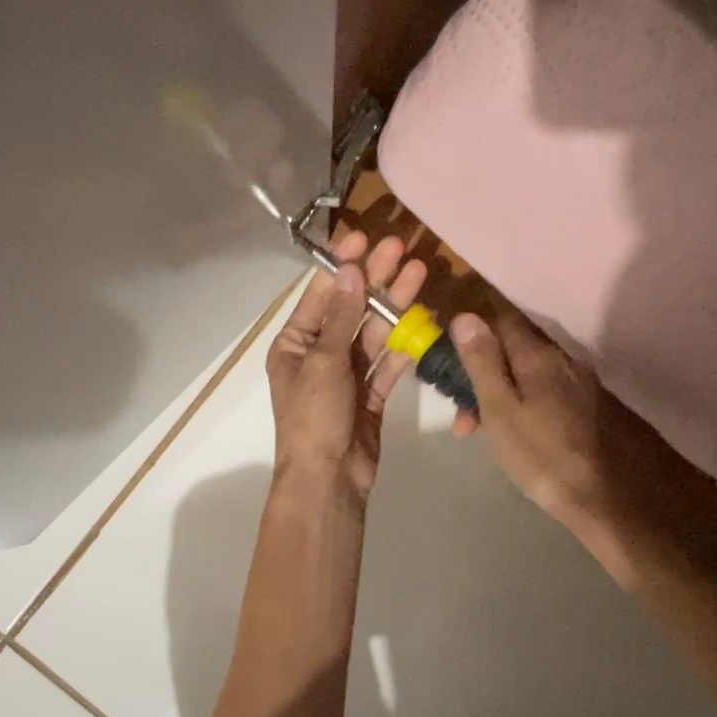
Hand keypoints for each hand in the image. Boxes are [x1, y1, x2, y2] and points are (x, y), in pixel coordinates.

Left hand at [267, 232, 426, 498]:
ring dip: (393, 306)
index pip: (320, 295)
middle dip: (374, 280)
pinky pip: (386, 363)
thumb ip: (341, 317)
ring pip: (372, 333)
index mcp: (294, 344)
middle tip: (401, 249)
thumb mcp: (324, 362)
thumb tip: (349, 271)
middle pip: (350, 310)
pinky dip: (402, 343)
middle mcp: (318, 355)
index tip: (365, 237)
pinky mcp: (370, 395)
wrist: (329, 479)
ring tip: (418, 273)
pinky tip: (422, 318)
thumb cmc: (315, 418)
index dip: (343, 266)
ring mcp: (346, 376)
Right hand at [446, 310, 653, 527]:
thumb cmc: (543, 454)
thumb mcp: (500, 410)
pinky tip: (518, 433)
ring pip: (529, 375)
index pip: (499, 320)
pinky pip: (546, 392)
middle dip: (481, 373)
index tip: (448, 354)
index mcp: (538, 355)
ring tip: (482, 432)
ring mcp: (581, 383)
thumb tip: (465, 317)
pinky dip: (524, 404)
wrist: (609, 495)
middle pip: (513, 350)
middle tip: (462, 417)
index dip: (471, 329)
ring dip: (500, 394)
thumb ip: (482, 363)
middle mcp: (563, 359)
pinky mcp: (591, 407)